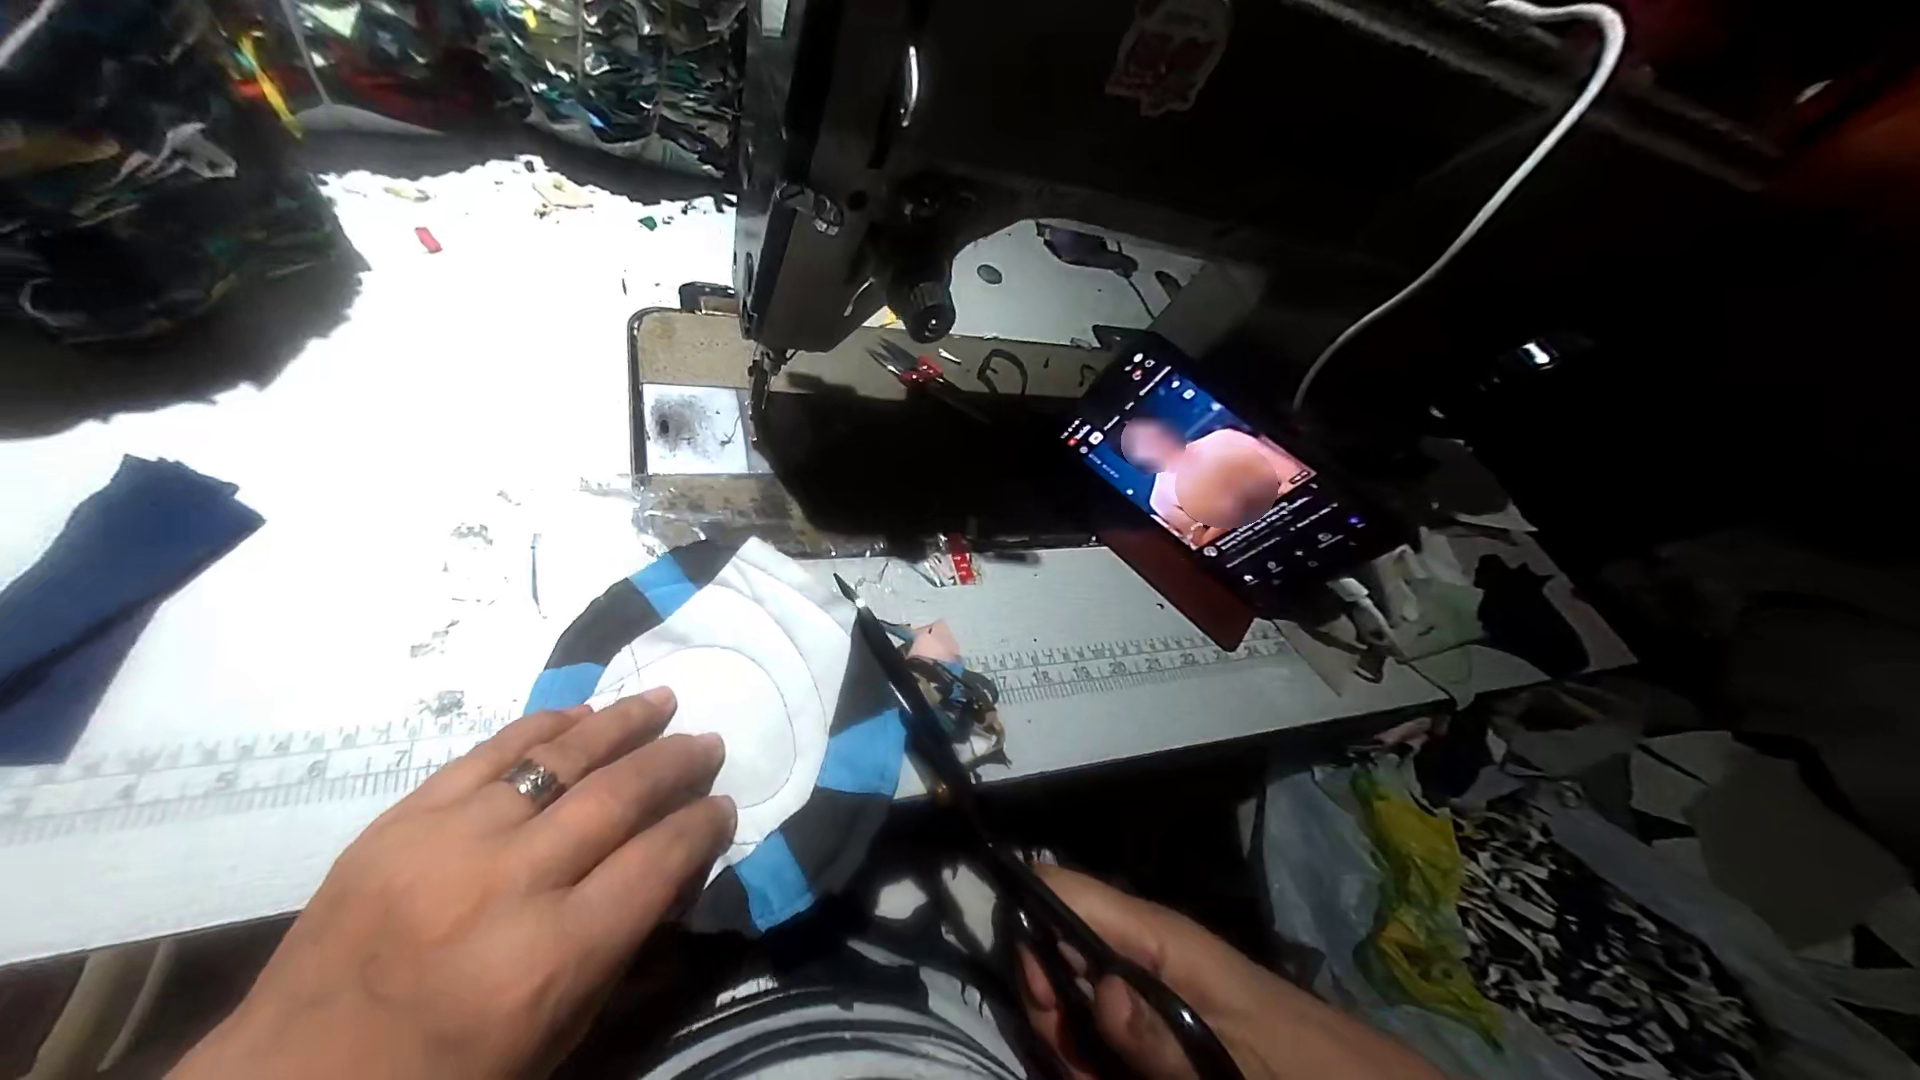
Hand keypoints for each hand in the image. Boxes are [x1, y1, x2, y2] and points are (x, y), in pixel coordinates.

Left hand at [173, 690, 734, 1079]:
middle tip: (708, 742)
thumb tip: (678, 855)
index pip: (660, 858)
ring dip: (623, 722)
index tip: (724, 805)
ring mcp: (445, 846)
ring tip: (662, 700)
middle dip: (677, 760)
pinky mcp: (398, 822)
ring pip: (560, 758)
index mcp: (551, 957)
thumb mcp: (563, 1028)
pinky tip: (583, 713)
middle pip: (619, 795)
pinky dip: (546, 725)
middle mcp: (505, 889)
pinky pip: (490, 753)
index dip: (704, 823)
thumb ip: (628, 934)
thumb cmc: (449, 1074)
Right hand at [1020, 865, 1442, 1079]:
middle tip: (1076, 1063)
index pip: (1060, 888)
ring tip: (1099, 1079)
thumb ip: (1162, 1036)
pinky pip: (1093, 1020)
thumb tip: (1097, 990)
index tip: (1040, 995)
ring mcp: (1138, 977)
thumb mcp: (1233, 1062)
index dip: (1029, 924)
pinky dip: (1088, 1055)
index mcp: (1151, 933)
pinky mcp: (1147, 1008)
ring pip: (1065, 990)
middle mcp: (1134, 944)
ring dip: (1067, 1040)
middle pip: (1049, 946)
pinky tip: (1110, 1078)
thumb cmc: (1293, 1061)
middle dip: (1048, 1005)